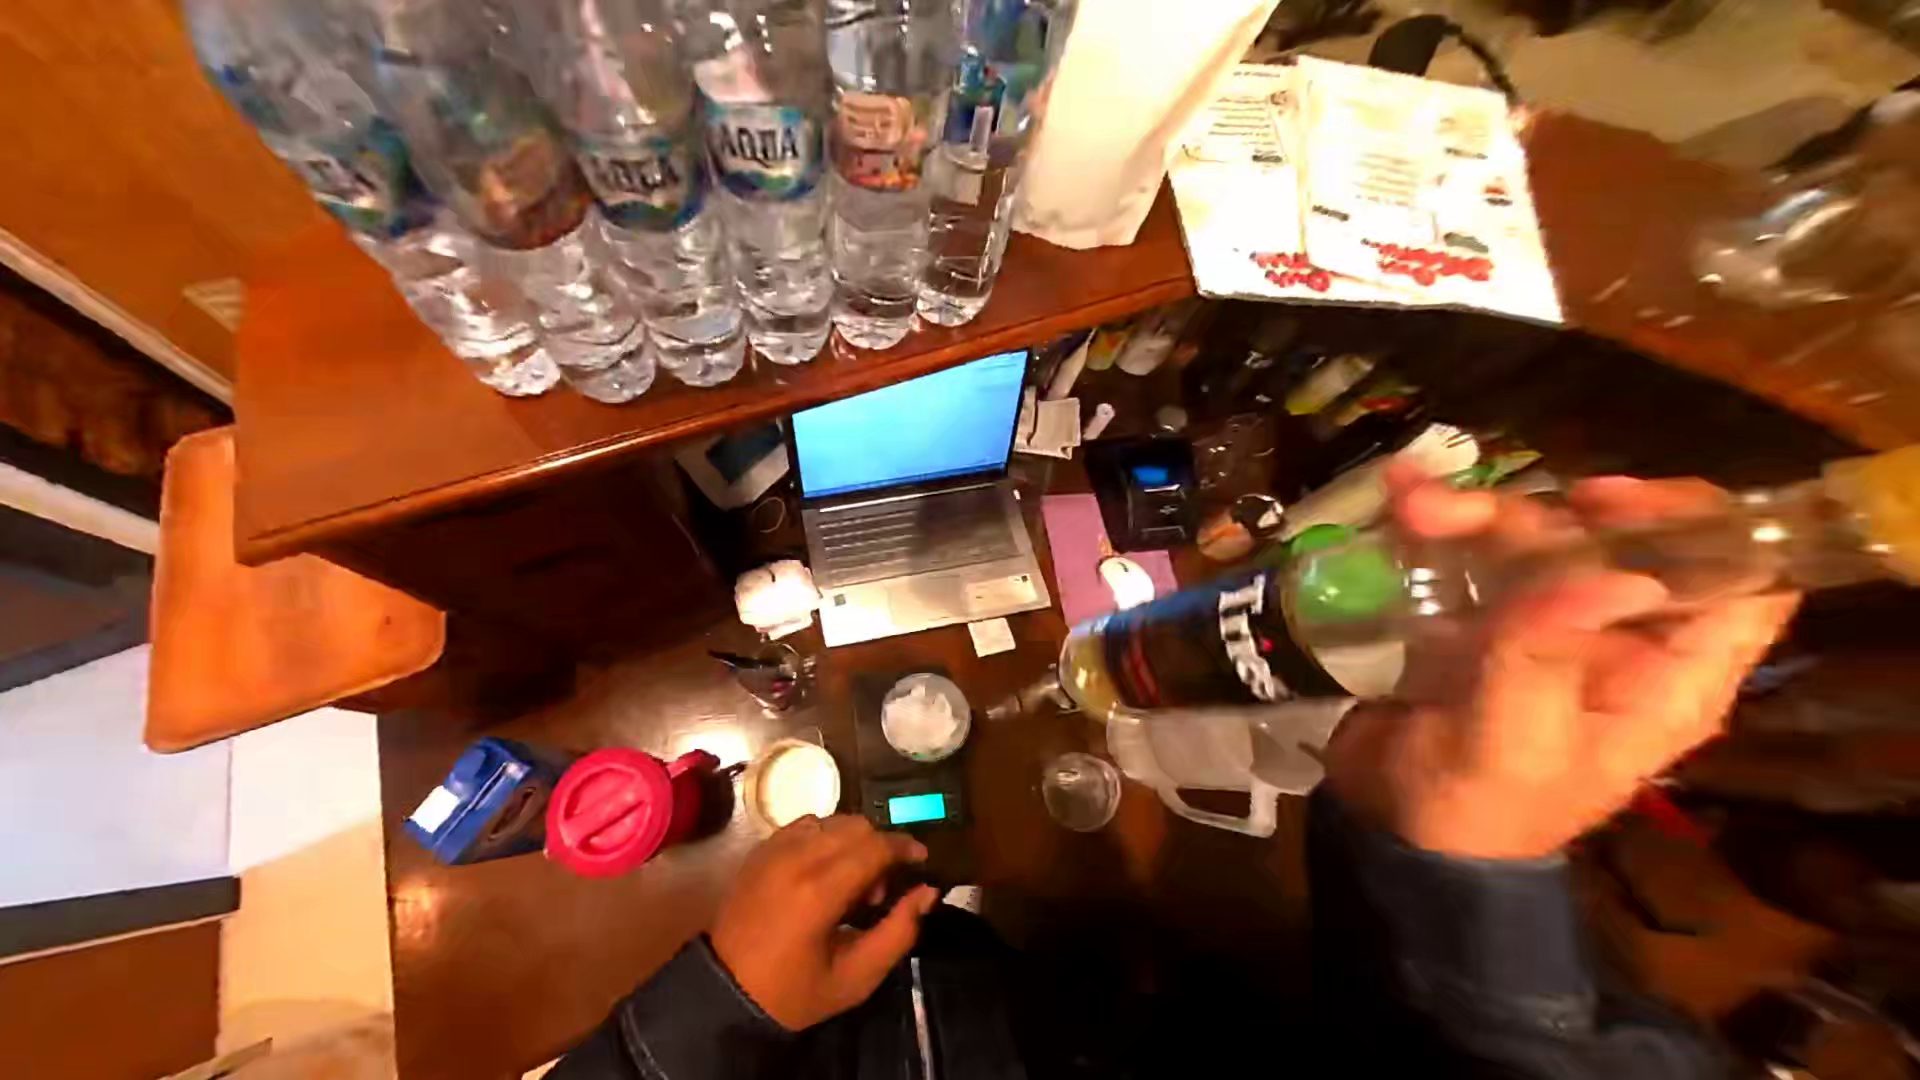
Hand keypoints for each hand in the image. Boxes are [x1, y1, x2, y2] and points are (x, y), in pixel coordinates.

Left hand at [709, 815, 938, 1030]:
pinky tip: (823, 868)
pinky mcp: (762, 847)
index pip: (875, 846)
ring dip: (854, 840)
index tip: (921, 859)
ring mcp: (776, 848)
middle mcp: (797, 858)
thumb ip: (898, 933)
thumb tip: (928, 892)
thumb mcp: (853, 978)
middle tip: (877, 889)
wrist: (722, 992)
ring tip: (848, 881)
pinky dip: (826, 836)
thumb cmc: (792, 991)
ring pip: (834, 820)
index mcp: (819, 891)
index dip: (905, 847)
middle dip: (880, 848)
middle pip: (858, 826)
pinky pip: (807, 824)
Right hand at [1323, 465, 1798, 858]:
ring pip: (1517, 547)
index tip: (1596, 500)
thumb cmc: (1472, 802)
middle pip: (1592, 549)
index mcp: (1655, 678)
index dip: (1686, 528)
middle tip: (1435, 509)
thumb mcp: (1513, 743)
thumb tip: (1619, 577)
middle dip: (1520, 517)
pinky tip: (1391, 504)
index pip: (1728, 584)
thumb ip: (1549, 661)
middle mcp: (1600, 640)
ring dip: (1461, 515)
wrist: (1396, 825)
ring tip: (1401, 500)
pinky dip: (1426, 532)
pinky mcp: (1463, 628)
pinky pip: (1458, 565)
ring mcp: (1526, 630)